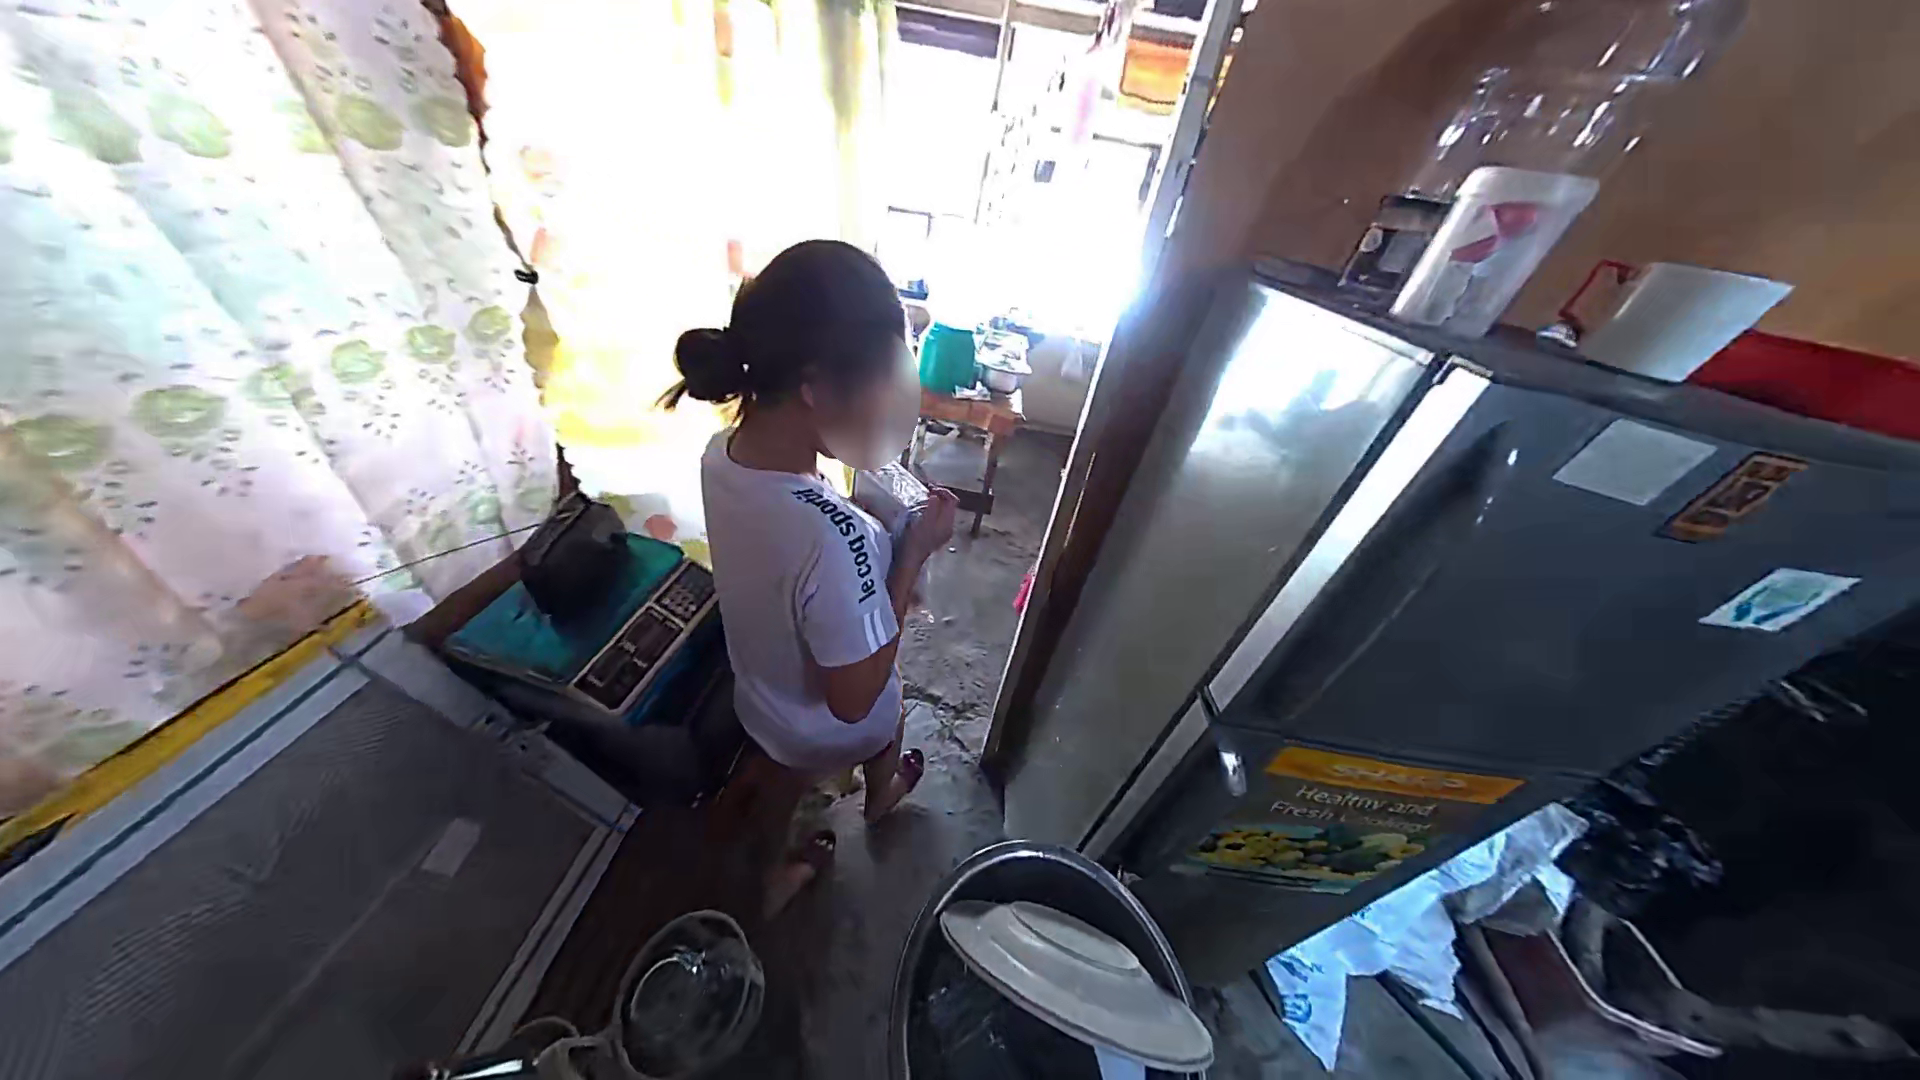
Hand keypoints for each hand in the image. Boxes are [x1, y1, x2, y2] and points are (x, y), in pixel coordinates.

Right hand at [903, 487, 957, 563]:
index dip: (943, 491)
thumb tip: (936, 496)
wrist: (911, 558)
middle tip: (928, 492)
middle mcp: (949, 527)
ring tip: (925, 499)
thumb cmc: (916, 539)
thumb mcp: (924, 521)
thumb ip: (933, 507)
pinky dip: (934, 511)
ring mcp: (943, 532)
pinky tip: (924, 511)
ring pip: (944, 512)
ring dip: (937, 503)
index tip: (931, 488)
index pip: (952, 500)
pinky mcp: (936, 535)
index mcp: (948, 522)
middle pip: (950, 506)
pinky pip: (939, 518)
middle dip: (940, 496)